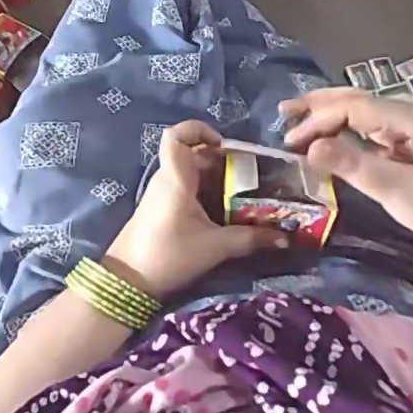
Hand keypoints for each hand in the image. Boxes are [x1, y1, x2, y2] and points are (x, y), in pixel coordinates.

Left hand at [106, 120, 287, 297]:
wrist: (128, 282)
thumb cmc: (169, 255)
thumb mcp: (214, 247)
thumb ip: (250, 239)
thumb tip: (285, 237)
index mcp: (176, 178)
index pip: (176, 135)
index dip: (200, 130)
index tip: (224, 147)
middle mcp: (167, 179)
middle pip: (194, 154)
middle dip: (223, 160)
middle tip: (251, 176)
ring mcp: (162, 193)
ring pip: (192, 172)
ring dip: (217, 179)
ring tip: (245, 195)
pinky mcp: (162, 208)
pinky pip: (187, 188)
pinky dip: (207, 193)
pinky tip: (226, 211)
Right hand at [280, 88, 412, 246]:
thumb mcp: (395, 190)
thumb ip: (354, 166)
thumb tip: (312, 148)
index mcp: (406, 118)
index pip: (351, 108)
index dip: (318, 120)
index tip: (292, 142)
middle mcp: (402, 112)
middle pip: (351, 98)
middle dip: (315, 104)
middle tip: (283, 112)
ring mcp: (400, 123)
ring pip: (354, 106)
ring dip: (323, 110)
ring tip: (292, 116)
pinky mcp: (395, 136)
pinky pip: (359, 121)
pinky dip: (335, 123)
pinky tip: (319, 131)